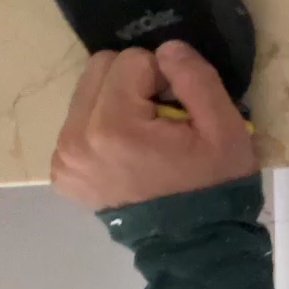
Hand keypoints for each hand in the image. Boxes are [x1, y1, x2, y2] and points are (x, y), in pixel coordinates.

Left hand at [51, 41, 257, 211]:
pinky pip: (80, 124)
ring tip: (151, 135)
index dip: (166, 75)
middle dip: (137, 81)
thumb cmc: (214, 181)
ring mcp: (63, 158)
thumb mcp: (226, 128)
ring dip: (120, 102)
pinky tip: (133, 152)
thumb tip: (168, 48)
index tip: (184, 105)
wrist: (194, 240)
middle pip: (99, 69)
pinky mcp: (62, 172)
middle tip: (167, 114)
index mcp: (114, 127)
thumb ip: (197, 79)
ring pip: (87, 94)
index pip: (131, 60)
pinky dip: (107, 126)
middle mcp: (75, 139)